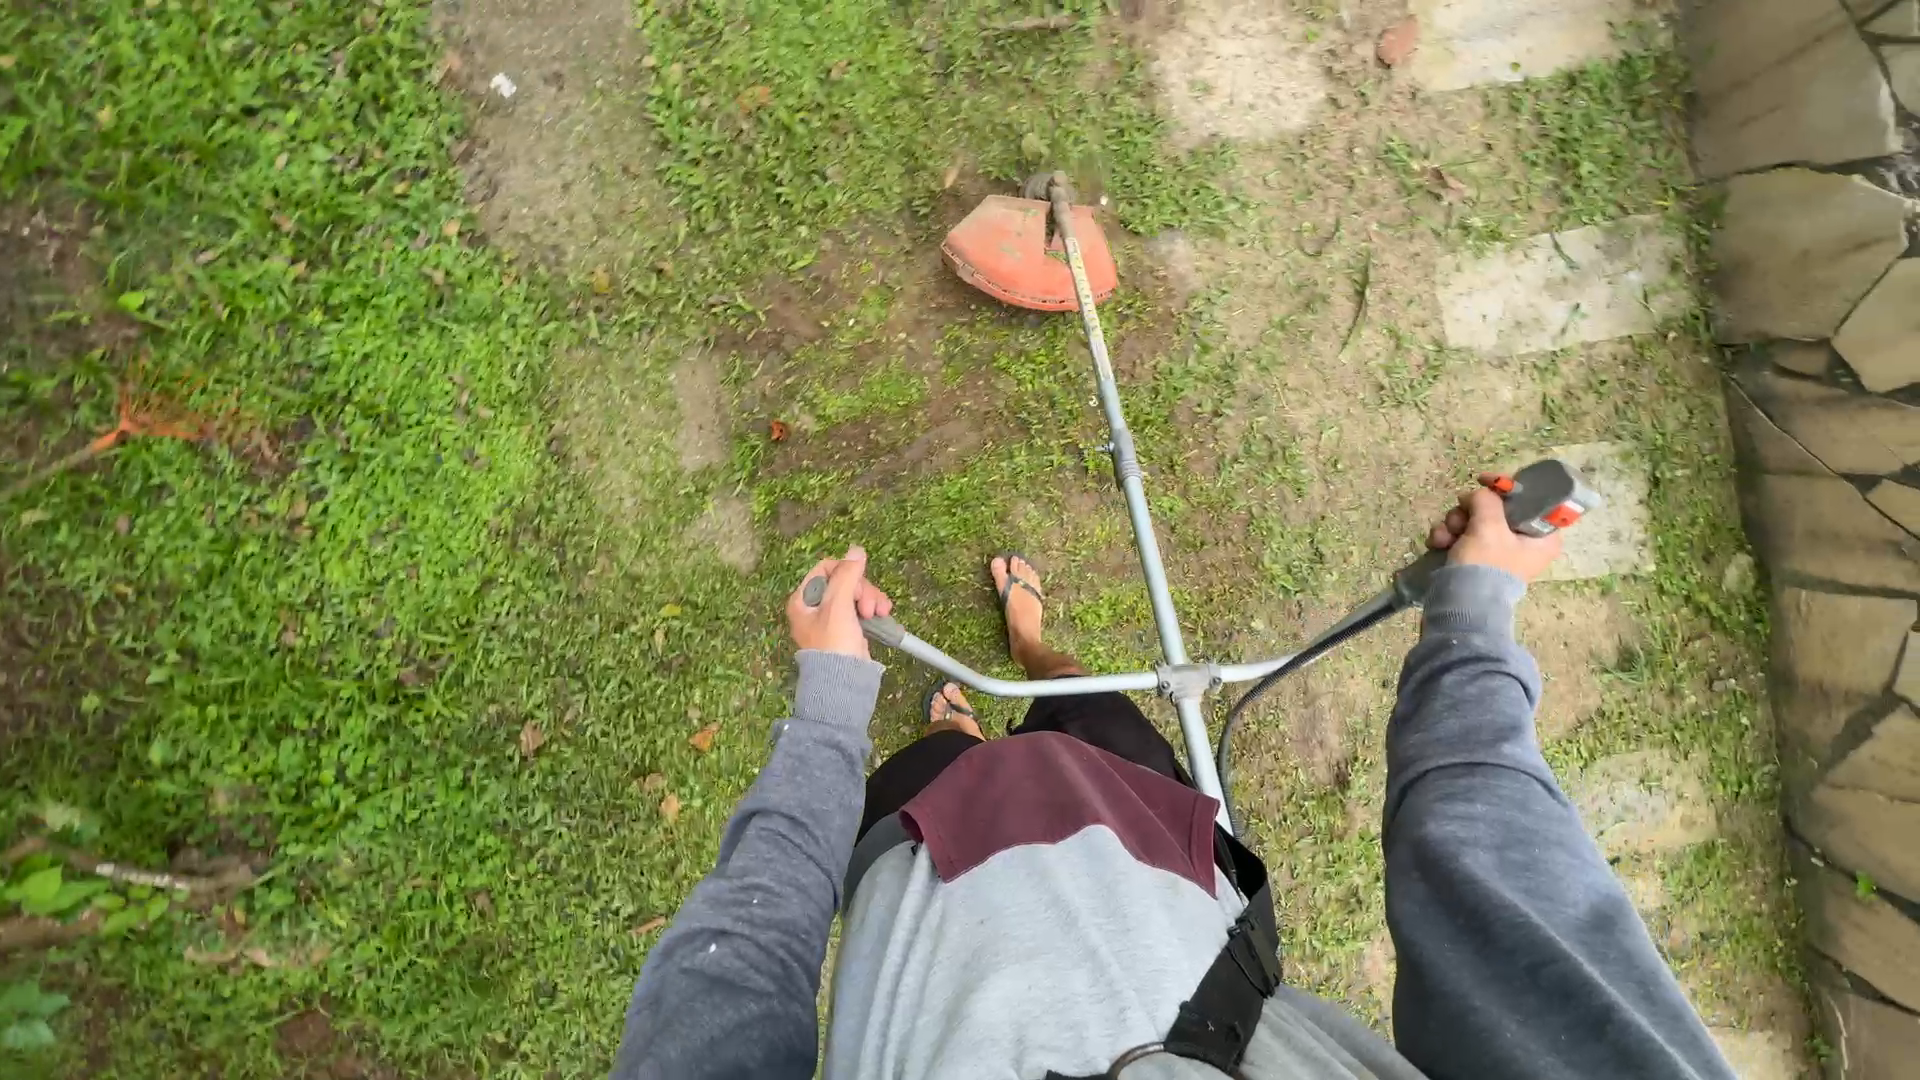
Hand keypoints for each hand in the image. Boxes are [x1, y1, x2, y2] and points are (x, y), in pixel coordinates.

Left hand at [785, 545, 892, 658]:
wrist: (844, 680)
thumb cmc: (834, 643)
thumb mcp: (838, 605)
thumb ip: (847, 575)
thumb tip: (856, 549)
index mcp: (803, 600)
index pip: (825, 569)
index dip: (845, 571)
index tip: (858, 583)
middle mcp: (815, 607)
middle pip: (844, 580)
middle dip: (863, 590)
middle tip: (869, 607)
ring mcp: (833, 617)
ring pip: (856, 593)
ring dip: (872, 599)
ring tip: (881, 613)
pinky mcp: (848, 627)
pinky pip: (862, 607)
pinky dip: (874, 608)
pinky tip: (884, 615)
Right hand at [1426, 475, 1563, 583]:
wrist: (1461, 605)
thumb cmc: (1484, 566)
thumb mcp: (1488, 527)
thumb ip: (1486, 501)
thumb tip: (1479, 493)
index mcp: (1542, 537)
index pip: (1530, 500)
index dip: (1506, 488)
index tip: (1484, 481)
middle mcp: (1522, 543)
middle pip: (1494, 509)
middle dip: (1469, 511)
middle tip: (1459, 520)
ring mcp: (1496, 552)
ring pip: (1472, 521)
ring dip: (1452, 524)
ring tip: (1444, 538)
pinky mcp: (1473, 559)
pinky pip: (1459, 536)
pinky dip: (1446, 537)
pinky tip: (1438, 545)